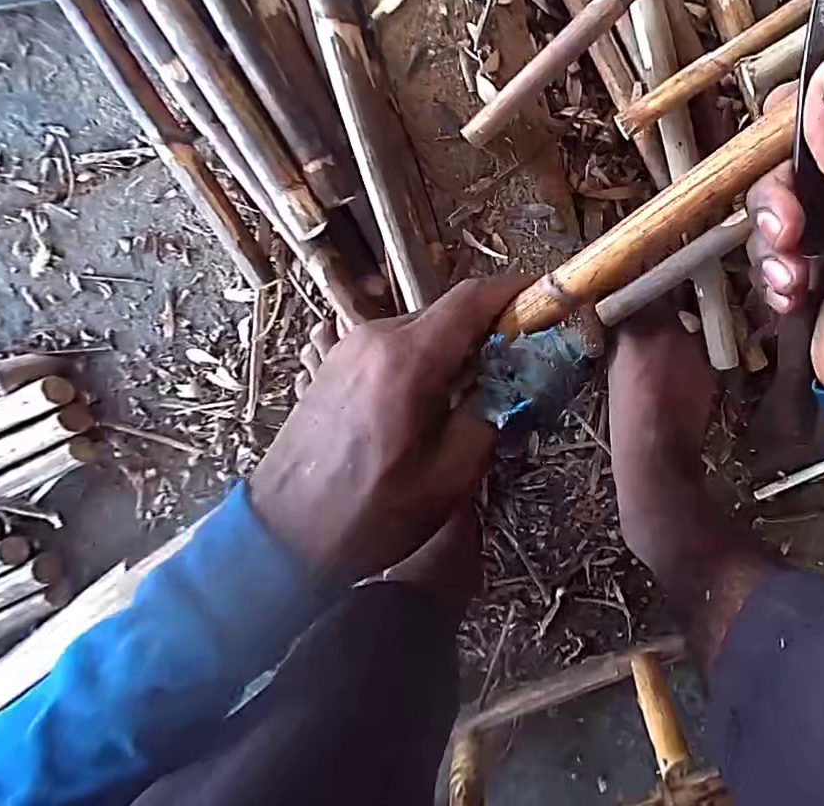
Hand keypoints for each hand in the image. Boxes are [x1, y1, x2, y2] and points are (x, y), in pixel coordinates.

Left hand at [249, 274, 529, 582]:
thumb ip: (491, 414)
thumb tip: (515, 381)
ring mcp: (348, 347)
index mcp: (407, 358)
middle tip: (514, 367)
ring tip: (468, 395)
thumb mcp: (450, 475)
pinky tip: (425, 401)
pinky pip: (391, 346)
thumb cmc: (370, 512)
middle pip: (446, 313)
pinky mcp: (334, 363)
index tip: (539, 299)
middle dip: (486, 331)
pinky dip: (420, 358)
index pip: (470, 299)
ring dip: (452, 349)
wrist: (283, 532)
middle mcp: (374, 337)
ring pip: (419, 330)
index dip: (512, 292)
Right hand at [747, 54, 823, 393]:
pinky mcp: (816, 258)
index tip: (777, 135)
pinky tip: (792, 293)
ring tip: (791, 274)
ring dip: (774, 239)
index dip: (817, 116)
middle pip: (807, 156)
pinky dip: (775, 267)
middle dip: (784, 195)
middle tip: (787, 230)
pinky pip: (774, 241)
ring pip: (781, 199)